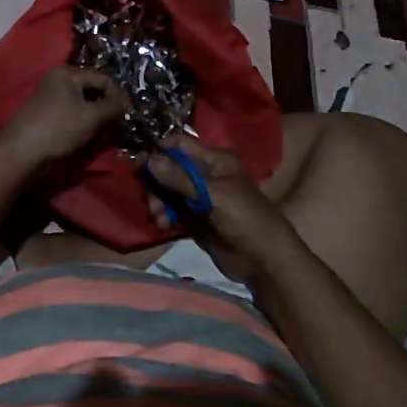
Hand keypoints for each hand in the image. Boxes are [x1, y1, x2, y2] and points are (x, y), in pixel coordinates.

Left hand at [0, 68, 130, 165]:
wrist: (23, 151)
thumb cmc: (59, 127)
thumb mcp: (91, 116)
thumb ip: (112, 108)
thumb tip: (125, 106)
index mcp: (67, 73)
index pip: (103, 79)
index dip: (119, 97)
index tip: (130, 115)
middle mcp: (58, 80)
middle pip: (93, 90)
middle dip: (107, 108)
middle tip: (118, 126)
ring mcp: (52, 97)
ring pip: (84, 104)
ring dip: (97, 118)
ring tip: (105, 134)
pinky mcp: (48, 114)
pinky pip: (73, 114)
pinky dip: (84, 123)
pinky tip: (91, 137)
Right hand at [143, 135, 273, 282]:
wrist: (265, 262)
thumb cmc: (245, 220)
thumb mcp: (212, 196)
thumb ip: (179, 178)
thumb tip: (148, 159)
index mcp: (214, 160)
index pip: (179, 145)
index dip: (158, 151)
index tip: (140, 165)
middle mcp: (204, 174)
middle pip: (168, 168)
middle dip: (156, 182)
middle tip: (152, 199)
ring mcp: (198, 197)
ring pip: (167, 190)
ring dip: (158, 202)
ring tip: (159, 217)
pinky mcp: (194, 217)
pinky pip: (171, 209)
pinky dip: (164, 215)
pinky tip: (164, 225)